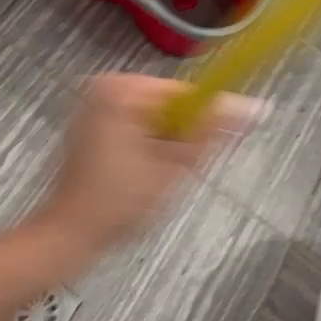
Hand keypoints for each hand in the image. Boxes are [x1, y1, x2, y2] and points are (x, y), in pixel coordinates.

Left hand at [25, 74, 263, 261]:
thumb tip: (254, 108)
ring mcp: (94, 103)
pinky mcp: (88, 123)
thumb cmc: (119, 202)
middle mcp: (106, 85)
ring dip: (165, 141)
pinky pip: (133, 124)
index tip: (224, 140)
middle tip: (182, 169)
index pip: (185, 91)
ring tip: (159, 175)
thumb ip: (211, 133)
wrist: (66, 235)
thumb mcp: (172, 168)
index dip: (208, 116)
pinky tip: (140, 173)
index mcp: (124, 89)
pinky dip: (145, 144)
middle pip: (168, 103)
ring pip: (152, 116)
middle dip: (181, 134)